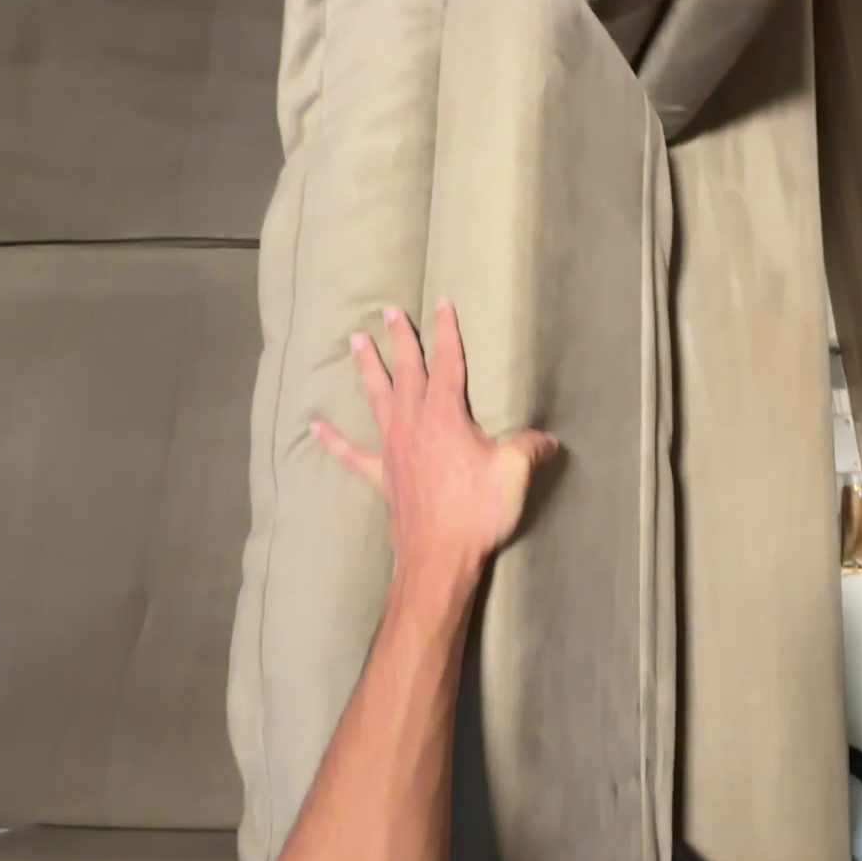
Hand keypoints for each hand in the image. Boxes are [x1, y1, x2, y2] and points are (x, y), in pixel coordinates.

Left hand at [312, 300, 557, 566]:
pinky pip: (352, 454)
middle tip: (389, 311)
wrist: (438, 557)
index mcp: (446, 416)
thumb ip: (529, 448)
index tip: (441, 304)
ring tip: (355, 341)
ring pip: (377, 398)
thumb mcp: (514, 473)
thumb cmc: (476, 512)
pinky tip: (314, 427)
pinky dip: (333, 440)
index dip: (446, 332)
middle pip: (407, 372)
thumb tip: (547, 440)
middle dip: (400, 339)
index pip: (447, 363)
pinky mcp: (382, 476)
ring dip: (368, 368)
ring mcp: (392, 449)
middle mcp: (414, 424)